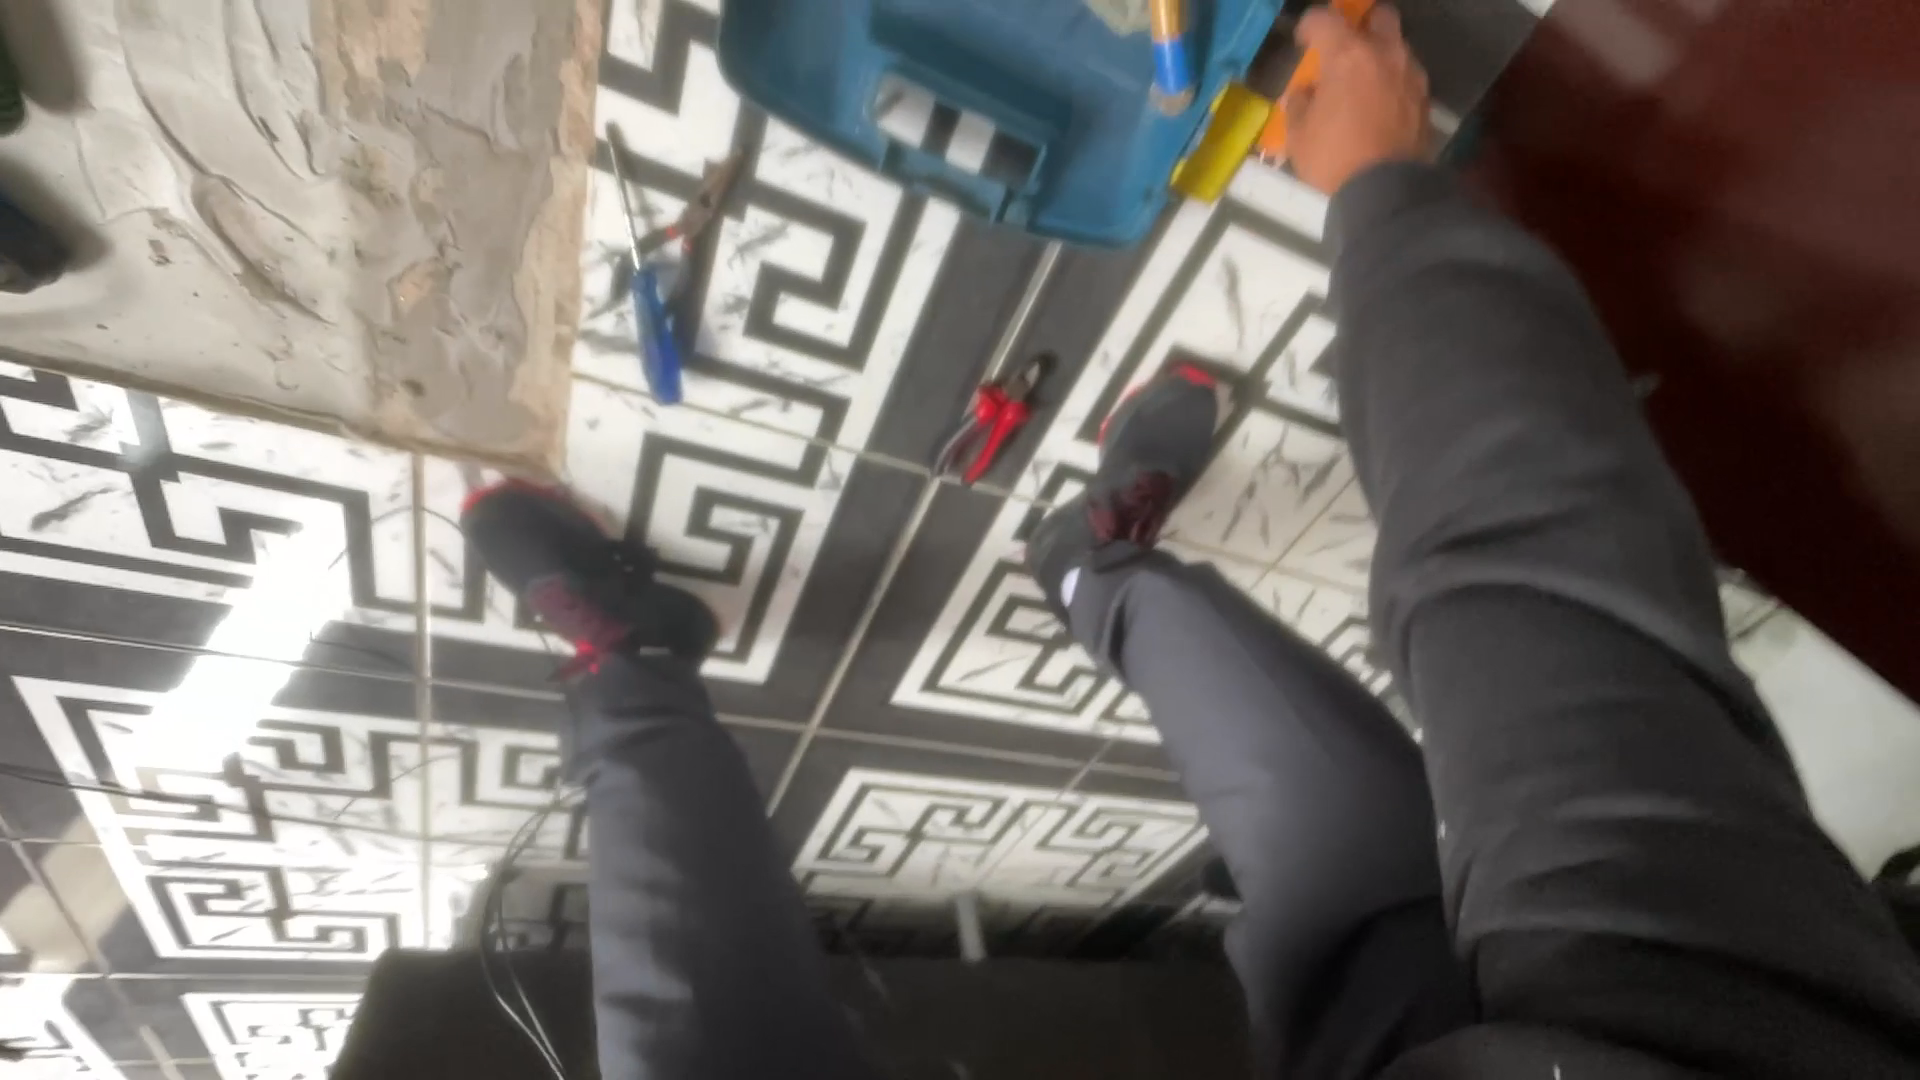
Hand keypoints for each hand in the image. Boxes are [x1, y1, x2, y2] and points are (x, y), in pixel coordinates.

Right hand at [1282, 5, 1432, 195]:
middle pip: (1376, 16)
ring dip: (1377, 55)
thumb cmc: (1332, 158)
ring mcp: (1409, 72)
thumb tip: (1304, 92)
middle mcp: (1383, 52)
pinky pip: (1405, 75)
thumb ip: (1299, 105)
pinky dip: (1390, 81)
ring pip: (1395, 45)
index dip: (1309, 25)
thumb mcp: (1298, 136)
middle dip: (1358, 25)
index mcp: (1347, 55)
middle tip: (1343, 49)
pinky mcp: (1423, 95)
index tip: (1302, 38)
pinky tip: (1378, 104)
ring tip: (1361, 83)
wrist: (1383, 186)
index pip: (1324, 20)